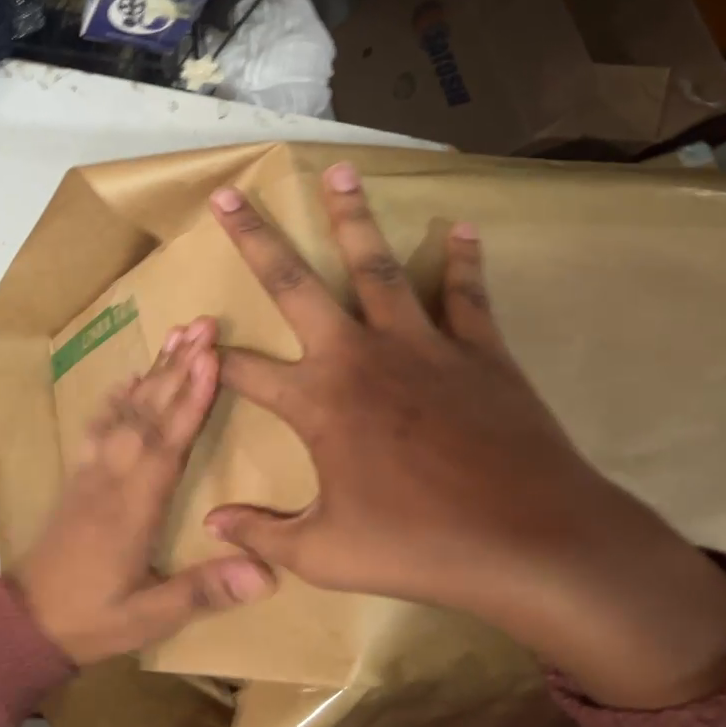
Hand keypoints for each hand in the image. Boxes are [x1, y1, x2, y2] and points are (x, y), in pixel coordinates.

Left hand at [11, 318, 275, 664]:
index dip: (189, 400)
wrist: (27, 617)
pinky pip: (98, 427)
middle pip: (146, 414)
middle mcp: (109, 479)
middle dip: (176, 367)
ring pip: (123, 412)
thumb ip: (202, 592)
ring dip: (151, 373)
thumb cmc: (91, 619)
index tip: (211, 357)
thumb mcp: (148, 617)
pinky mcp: (79, 478)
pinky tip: (128, 380)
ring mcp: (90, 474)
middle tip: (203, 324)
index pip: (165, 444)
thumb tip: (268, 571)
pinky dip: (116, 399)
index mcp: (130, 508)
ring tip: (176, 336)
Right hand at [199, 163, 725, 708]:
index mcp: (316, 402)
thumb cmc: (421, 548)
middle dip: (255, 238)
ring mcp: (422, 348)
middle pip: (294, 285)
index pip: (240, 367)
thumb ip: (261, 534)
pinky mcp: (480, 354)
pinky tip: (462, 227)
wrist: (542, 547)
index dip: (205, 353)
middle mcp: (358, 358)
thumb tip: (211, 526)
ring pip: (376, 268)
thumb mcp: (325, 554)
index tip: (183, 337)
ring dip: (352, 219)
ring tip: (339, 172)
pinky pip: (465, 296)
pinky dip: (463, 260)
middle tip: (230, 196)